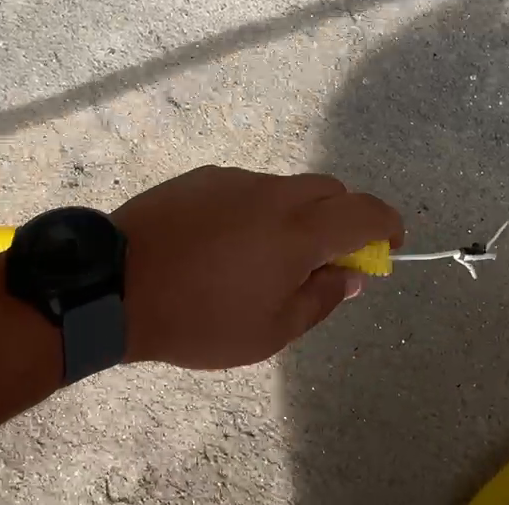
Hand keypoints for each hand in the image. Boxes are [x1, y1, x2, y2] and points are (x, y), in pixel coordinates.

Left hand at [111, 165, 403, 369]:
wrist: (116, 282)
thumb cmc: (200, 318)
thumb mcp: (269, 331)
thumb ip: (320, 298)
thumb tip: (351, 275)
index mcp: (301, 230)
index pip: (366, 212)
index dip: (388, 224)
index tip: (391, 244)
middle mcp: (276, 193)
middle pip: (330, 190)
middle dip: (343, 219)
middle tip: (327, 259)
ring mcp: (238, 179)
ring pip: (288, 189)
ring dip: (296, 215)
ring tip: (265, 259)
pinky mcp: (205, 176)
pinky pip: (248, 188)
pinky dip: (257, 210)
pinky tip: (226, 244)